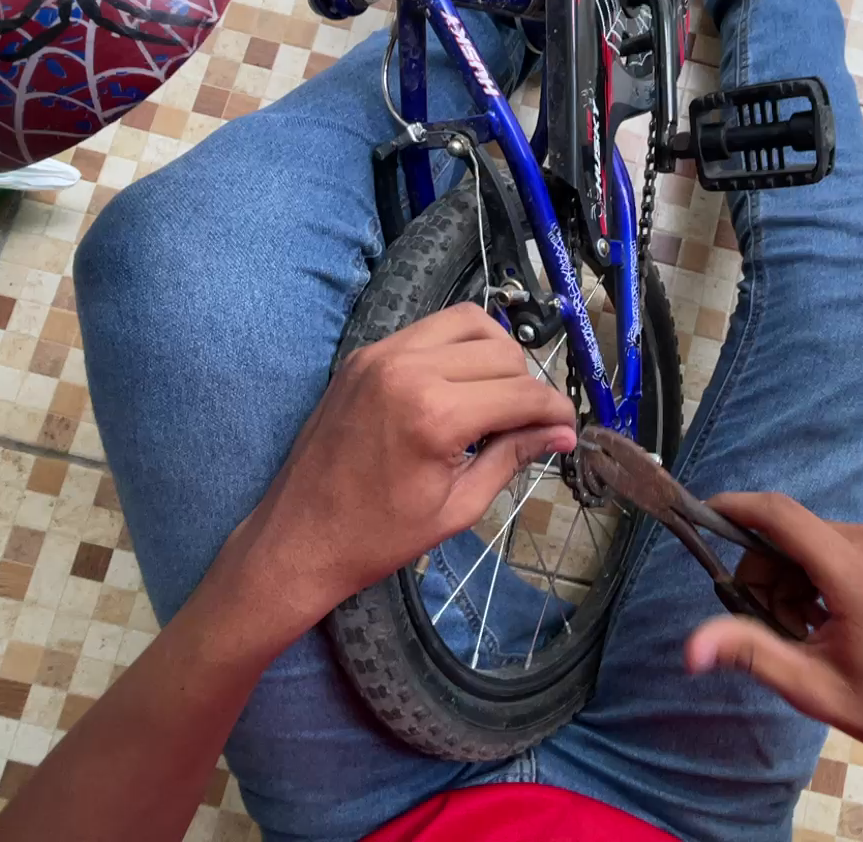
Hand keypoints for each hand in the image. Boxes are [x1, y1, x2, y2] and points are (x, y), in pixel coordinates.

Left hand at [202, 304, 576, 640]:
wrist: (295, 540)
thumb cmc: (378, 538)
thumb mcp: (458, 507)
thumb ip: (513, 457)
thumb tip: (562, 433)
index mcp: (434, 414)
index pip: (522, 392)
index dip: (554, 410)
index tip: (567, 428)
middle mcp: (409, 368)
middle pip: (502, 352)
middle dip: (528, 386)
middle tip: (527, 424)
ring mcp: (382, 354)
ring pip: (469, 322)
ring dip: (496, 353)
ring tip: (497, 395)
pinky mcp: (365, 353)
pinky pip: (430, 328)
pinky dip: (458, 346)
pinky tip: (460, 382)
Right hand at [684, 493, 862, 782]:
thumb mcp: (814, 689)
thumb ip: (751, 653)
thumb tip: (690, 649)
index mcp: (858, 574)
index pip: (781, 515)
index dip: (735, 507)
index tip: (699, 513)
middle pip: (787, 533)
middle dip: (763, 572)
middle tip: (770, 625)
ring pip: (805, 540)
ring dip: (787, 579)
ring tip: (804, 631)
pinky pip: (828, 545)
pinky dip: (811, 575)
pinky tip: (824, 618)